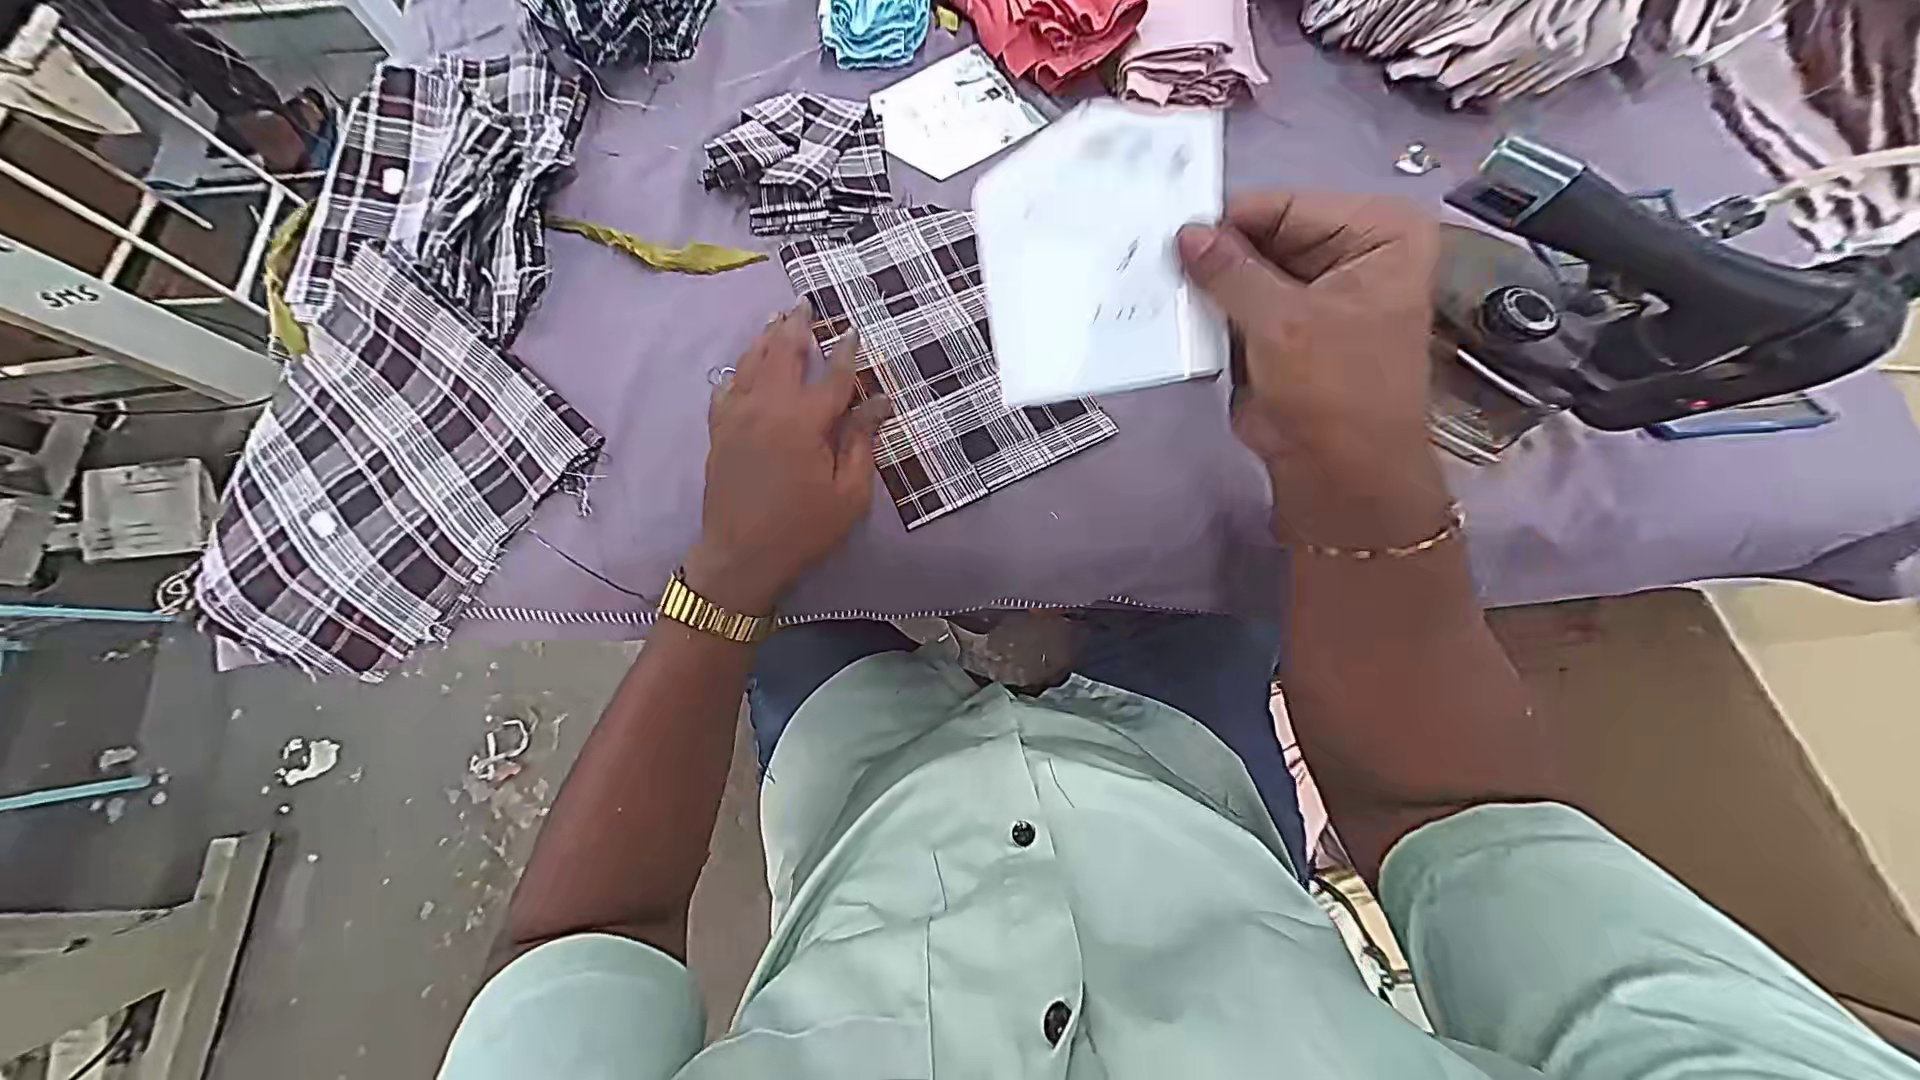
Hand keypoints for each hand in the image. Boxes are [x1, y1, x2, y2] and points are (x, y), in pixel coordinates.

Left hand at [683, 304, 890, 613]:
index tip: (855, 330)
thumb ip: (861, 442)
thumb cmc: (803, 528)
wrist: (741, 554)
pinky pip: (726, 386)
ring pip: (751, 362)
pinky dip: (739, 369)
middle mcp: (766, 407)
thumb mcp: (849, 493)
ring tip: (778, 320)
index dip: (847, 352)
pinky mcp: (719, 430)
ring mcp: (737, 415)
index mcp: (803, 422)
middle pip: (783, 353)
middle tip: (806, 304)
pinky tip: (745, 365)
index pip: (833, 376)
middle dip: (797, 327)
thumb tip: (879, 403)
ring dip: (767, 337)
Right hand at [1176, 193, 1450, 546]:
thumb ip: (1230, 271)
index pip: (1287, 206)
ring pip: (1247, 274)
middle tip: (1156, 259)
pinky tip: (1175, 312)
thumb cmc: (1332, 387)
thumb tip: (1185, 234)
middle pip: (1266, 237)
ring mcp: (1310, 294)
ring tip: (1159, 284)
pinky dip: (1211, 312)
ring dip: (1208, 286)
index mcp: (1374, 232)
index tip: (1173, 231)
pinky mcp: (1280, 330)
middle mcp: (1346, 254)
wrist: (1336, 467)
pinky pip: (1238, 307)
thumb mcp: (1281, 320)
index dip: (1230, 219)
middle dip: (1216, 255)